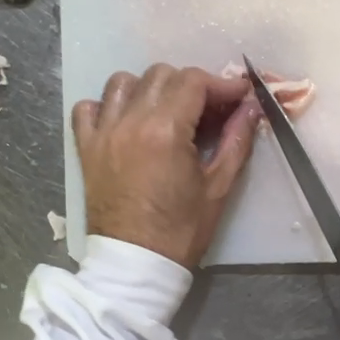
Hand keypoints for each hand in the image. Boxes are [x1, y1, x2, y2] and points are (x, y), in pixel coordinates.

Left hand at [72, 64, 259, 267]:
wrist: (136, 265)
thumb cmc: (181, 230)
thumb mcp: (218, 186)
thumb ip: (237, 140)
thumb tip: (253, 108)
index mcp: (166, 131)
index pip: (194, 81)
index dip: (221, 84)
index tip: (239, 96)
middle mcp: (130, 122)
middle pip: (161, 75)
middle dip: (190, 85)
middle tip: (208, 110)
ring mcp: (103, 132)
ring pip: (123, 82)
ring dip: (148, 88)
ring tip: (165, 112)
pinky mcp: (86, 148)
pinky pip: (88, 107)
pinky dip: (107, 106)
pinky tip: (125, 121)